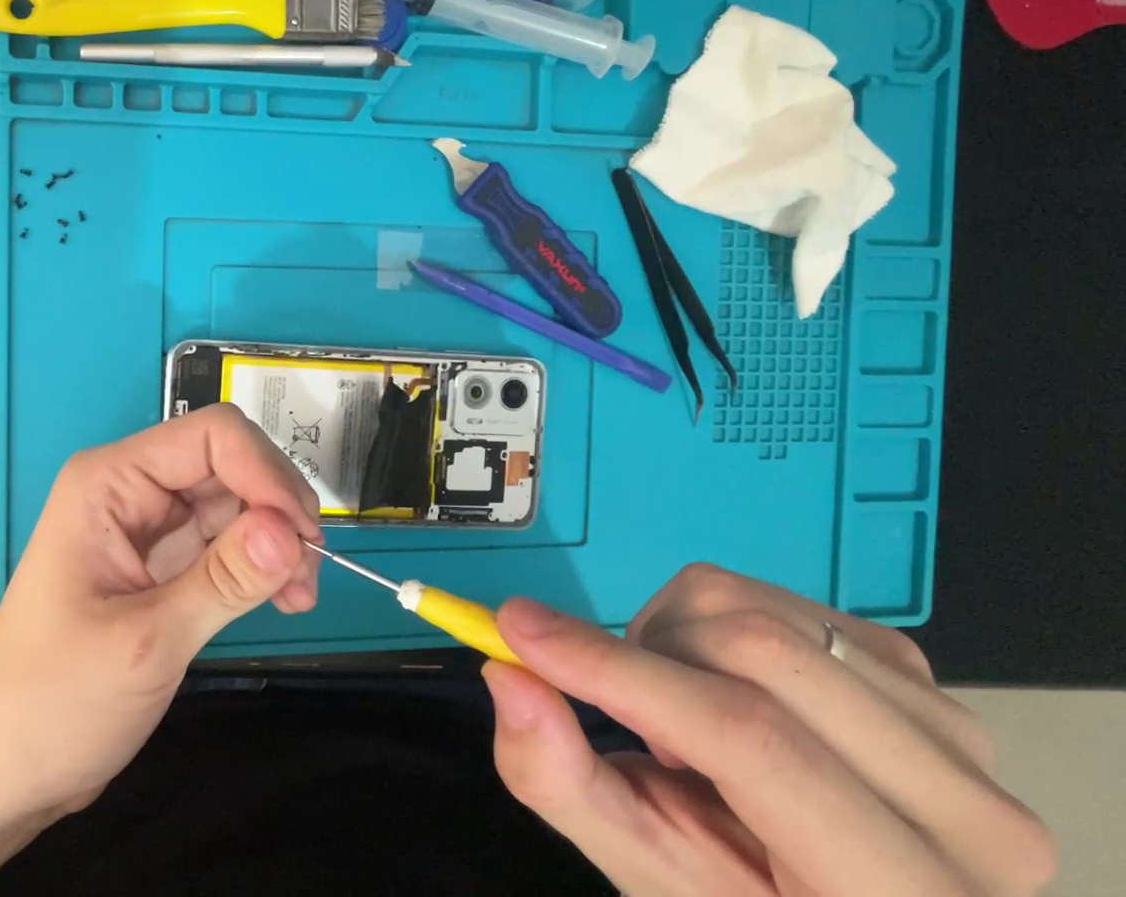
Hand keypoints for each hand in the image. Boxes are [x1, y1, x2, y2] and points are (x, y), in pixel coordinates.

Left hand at [0, 403, 321, 820]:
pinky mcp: (160, 566)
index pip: (210, 437)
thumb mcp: (146, 641)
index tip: (302, 536)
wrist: (6, 768)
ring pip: (233, 505)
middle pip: (228, 465)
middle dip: (277, 510)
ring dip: (275, 541)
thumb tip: (292, 531)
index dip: (265, 473)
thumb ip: (223, 580)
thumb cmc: (54, 701)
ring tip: (299, 597)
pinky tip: (281, 598)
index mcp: (109, 483)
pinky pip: (223, 544)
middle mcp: (129, 491)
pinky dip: (258, 565)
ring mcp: (146, 528)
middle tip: (309, 574)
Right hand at [482, 564, 1055, 895]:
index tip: (514, 630)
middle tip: (622, 709)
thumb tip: (505, 673)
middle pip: (759, 649)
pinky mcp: (921, 676)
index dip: (619, 673)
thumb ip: (564, 782)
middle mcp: (964, 804)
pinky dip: (709, 626)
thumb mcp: (645, 872)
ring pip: (765, 610)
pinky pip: (783, 601)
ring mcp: (957, 729)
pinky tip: (722, 691)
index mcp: (900, 892)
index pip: (749, 741)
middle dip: (646, 652)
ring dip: (675, 638)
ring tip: (675, 710)